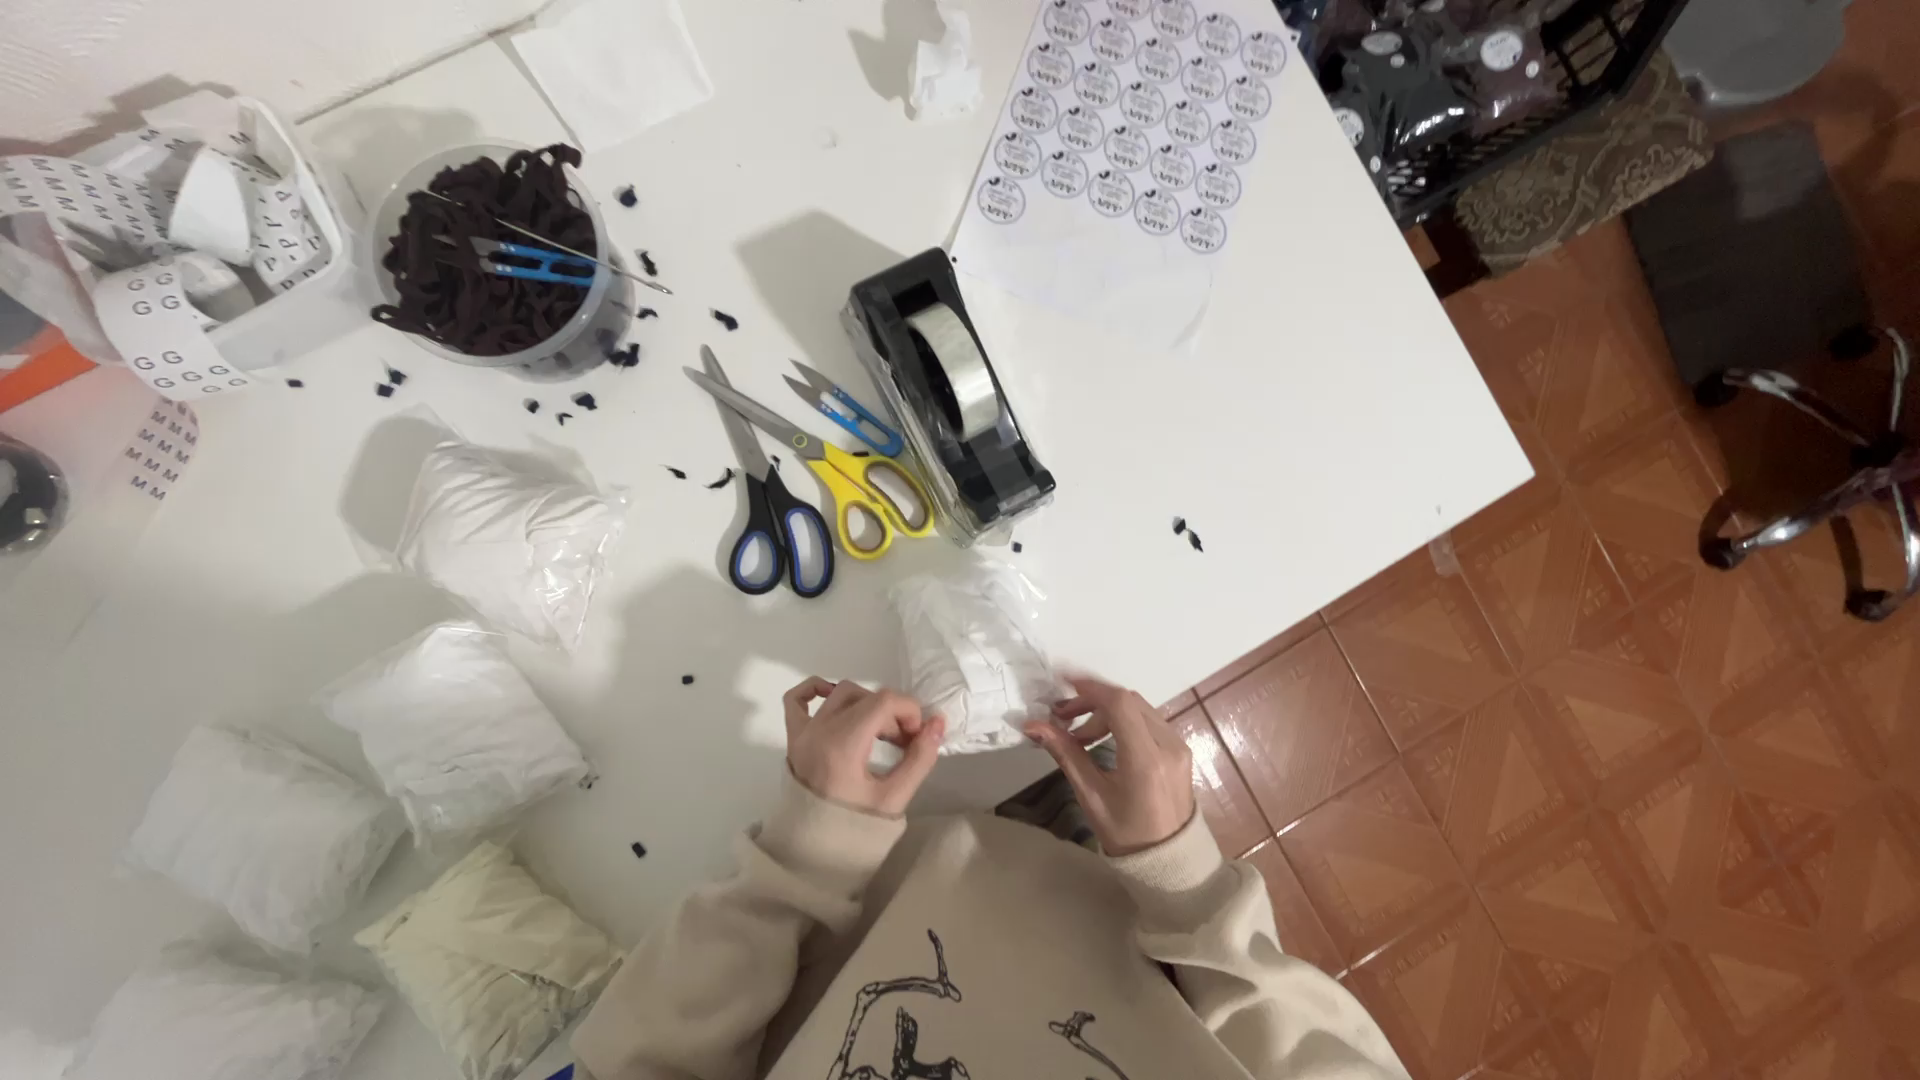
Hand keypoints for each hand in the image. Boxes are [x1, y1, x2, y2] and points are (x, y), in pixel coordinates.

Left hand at [783, 678, 944, 815]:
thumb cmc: (854, 828)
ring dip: (866, 703)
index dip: (909, 711)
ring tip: (880, 732)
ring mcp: (803, 732)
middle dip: (893, 712)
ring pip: (840, 694)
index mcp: (843, 744)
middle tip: (904, 742)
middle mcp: (820, 730)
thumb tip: (938, 724)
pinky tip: (833, 697)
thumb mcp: (894, 799)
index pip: (884, 701)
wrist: (813, 853)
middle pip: (866, 697)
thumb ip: (920, 759)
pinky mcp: (794, 738)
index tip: (917, 737)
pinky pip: (796, 699)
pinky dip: (814, 689)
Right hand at [1023, 677, 1194, 855]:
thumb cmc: (1127, 835)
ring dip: (1107, 711)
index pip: (1119, 704)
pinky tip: (1104, 738)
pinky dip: (1123, 720)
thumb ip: (1066, 754)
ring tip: (1081, 736)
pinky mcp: (1180, 750)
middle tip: (1063, 718)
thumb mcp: (1091, 796)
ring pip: (1138, 708)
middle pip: (1127, 701)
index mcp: (1146, 760)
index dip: (1089, 688)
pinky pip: (1148, 720)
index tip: (1061, 684)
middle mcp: (1168, 745)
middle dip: (1092, 702)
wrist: (1171, 862)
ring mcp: (1178, 746)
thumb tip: (1033, 726)